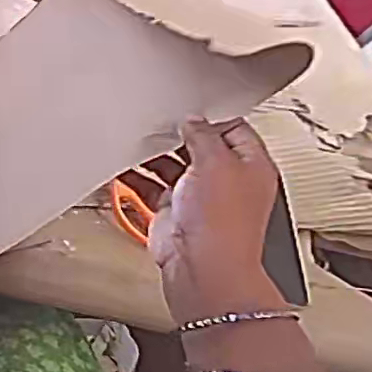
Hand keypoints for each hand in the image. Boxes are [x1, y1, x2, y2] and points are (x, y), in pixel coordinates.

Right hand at [148, 118, 286, 326]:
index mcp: (250, 165)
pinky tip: (122, 169)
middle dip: (175, 137)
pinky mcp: (170, 209)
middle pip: (197, 147)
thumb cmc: (222, 223)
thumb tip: (192, 121)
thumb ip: (203, 136)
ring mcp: (195, 195)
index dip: (210, 118)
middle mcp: (224, 179)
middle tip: (155, 126)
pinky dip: (134, 177)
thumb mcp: (216, 163)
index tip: (186, 109)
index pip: (233, 129)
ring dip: (151, 157)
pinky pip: (148, 186)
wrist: (200, 262)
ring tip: (133, 144)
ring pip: (170, 166)